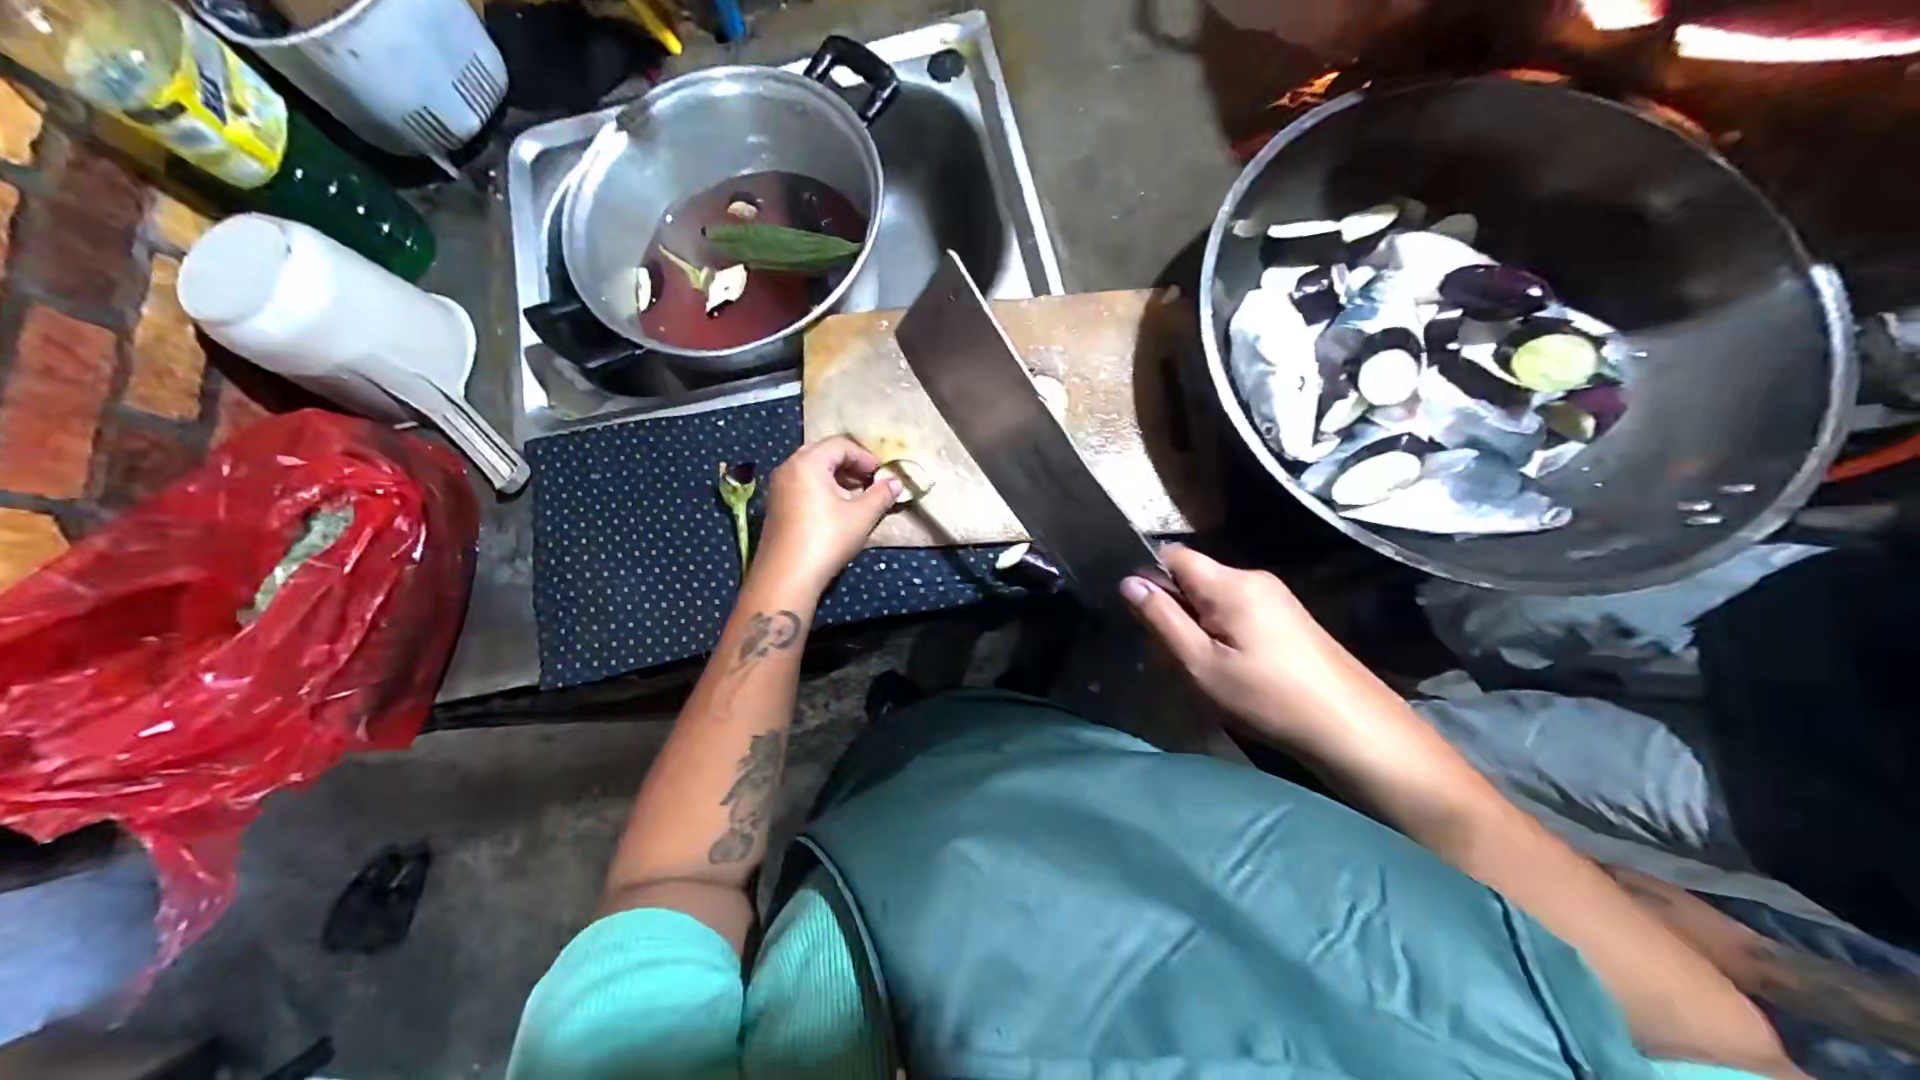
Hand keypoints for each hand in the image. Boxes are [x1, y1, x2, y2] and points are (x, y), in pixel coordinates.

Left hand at [751, 436, 899, 594]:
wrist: (786, 577)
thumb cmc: (827, 539)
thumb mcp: (861, 516)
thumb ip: (881, 495)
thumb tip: (897, 482)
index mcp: (807, 463)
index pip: (841, 445)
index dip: (866, 457)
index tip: (883, 474)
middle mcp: (788, 468)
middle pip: (824, 453)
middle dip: (851, 465)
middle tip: (871, 481)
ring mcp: (778, 488)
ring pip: (812, 470)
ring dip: (838, 477)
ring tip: (858, 496)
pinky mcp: (776, 506)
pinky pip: (802, 485)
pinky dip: (823, 489)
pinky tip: (838, 509)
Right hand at [1120, 545, 1393, 752]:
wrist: (1353, 728)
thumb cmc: (1269, 698)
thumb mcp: (1201, 665)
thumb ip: (1162, 620)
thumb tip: (1128, 582)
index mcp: (1231, 583)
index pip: (1172, 555)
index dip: (1149, 578)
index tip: (1144, 618)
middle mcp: (1254, 578)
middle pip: (1193, 577)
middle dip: (1174, 609)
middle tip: (1173, 656)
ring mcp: (1275, 597)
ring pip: (1213, 597)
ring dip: (1196, 626)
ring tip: (1202, 668)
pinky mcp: (1287, 617)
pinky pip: (1236, 611)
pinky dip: (1221, 633)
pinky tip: (1230, 670)